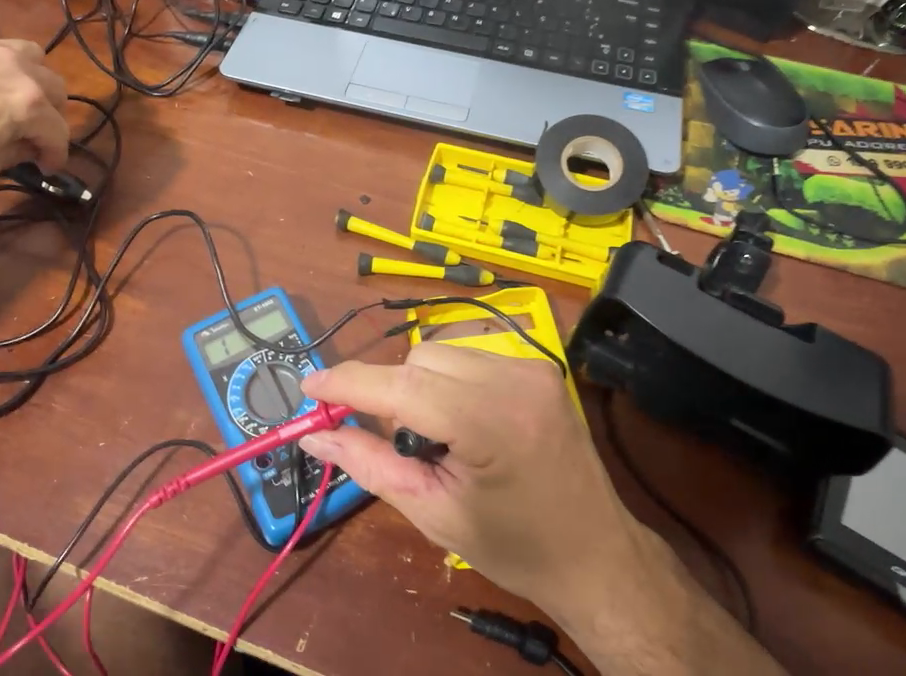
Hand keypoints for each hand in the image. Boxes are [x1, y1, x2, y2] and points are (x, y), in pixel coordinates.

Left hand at [0, 1, 69, 183]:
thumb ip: (10, 156)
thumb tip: (24, 147)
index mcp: (27, 107)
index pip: (59, 133)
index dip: (56, 155)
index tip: (45, 167)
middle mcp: (18, 68)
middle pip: (56, 89)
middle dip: (49, 115)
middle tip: (28, 133)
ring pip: (31, 53)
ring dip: (30, 75)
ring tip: (9, 90)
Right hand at [299, 346, 646, 615]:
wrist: (596, 553)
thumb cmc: (513, 546)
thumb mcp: (433, 514)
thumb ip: (370, 465)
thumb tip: (316, 436)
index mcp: (490, 423)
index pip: (401, 385)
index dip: (349, 382)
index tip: (309, 385)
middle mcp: (514, 379)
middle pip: (419, 360)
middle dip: (389, 392)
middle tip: (391, 442)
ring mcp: (531, 368)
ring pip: (442, 352)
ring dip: (420, 385)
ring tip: (436, 440)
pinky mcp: (539, 367)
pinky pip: (470, 356)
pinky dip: (450, 382)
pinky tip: (463, 424)